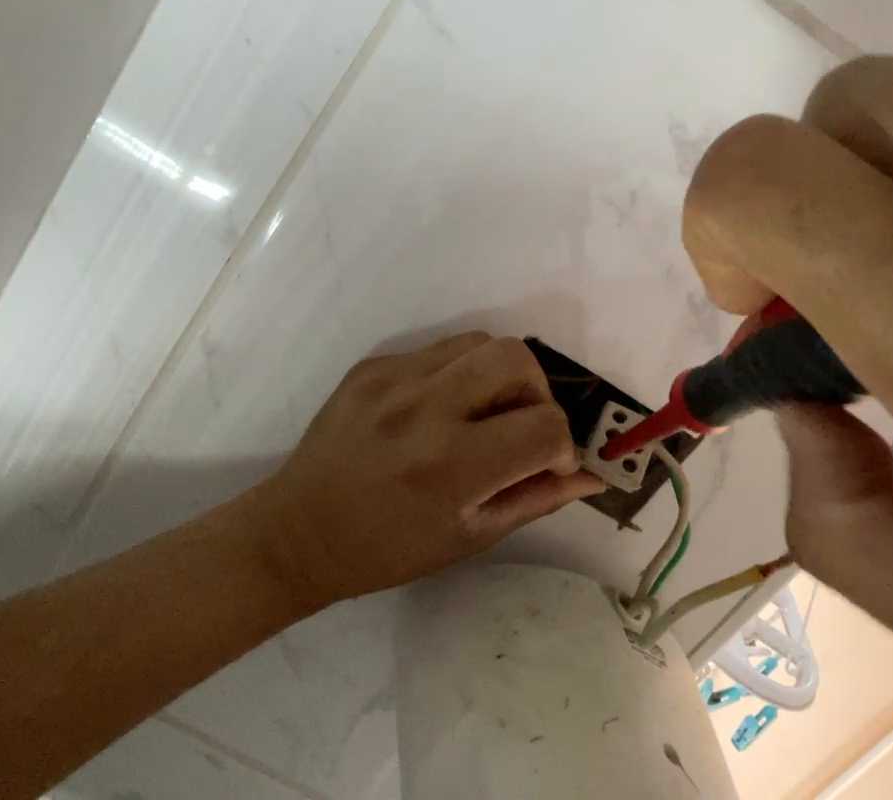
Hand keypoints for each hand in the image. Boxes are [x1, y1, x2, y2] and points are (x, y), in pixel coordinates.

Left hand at [248, 333, 605, 609]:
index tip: (549, 465)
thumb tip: (593, 475)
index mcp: (451, 464)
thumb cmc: (388, 549)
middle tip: (519, 429)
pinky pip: (436, 351)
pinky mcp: (370, 365)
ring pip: (478, 342)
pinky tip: (435, 413)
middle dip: (537, 393)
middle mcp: (423, 408)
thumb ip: (537, 498)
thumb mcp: (470, 536)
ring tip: (481, 416)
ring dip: (498, 376)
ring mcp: (392, 379)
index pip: (544, 426)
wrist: (299, 532)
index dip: (562, 447)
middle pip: (516, 357)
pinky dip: (454, 376)